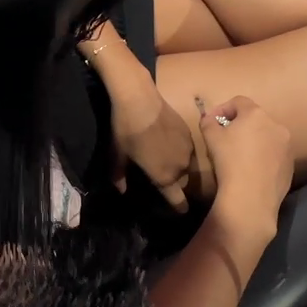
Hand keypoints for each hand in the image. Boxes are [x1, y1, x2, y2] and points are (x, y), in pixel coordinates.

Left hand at [110, 85, 196, 212]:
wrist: (139, 98)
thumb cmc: (126, 129)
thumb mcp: (117, 154)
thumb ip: (119, 175)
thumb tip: (121, 190)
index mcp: (164, 177)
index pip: (179, 203)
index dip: (178, 207)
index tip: (177, 208)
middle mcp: (180, 167)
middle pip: (182, 183)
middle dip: (175, 182)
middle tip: (161, 172)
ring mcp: (188, 149)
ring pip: (187, 165)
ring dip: (178, 164)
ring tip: (164, 153)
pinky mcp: (189, 131)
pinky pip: (187, 147)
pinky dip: (180, 147)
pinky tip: (167, 137)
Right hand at [198, 95, 292, 242]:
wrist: (251, 197)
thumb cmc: (229, 160)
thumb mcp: (209, 135)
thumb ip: (208, 120)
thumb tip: (211, 119)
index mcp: (256, 114)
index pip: (238, 102)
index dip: (223, 108)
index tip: (212, 121)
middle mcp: (276, 126)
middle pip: (254, 117)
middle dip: (239, 124)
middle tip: (225, 136)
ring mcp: (287, 147)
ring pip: (266, 135)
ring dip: (253, 139)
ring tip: (240, 153)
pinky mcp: (291, 165)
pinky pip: (274, 152)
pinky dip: (263, 154)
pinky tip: (252, 167)